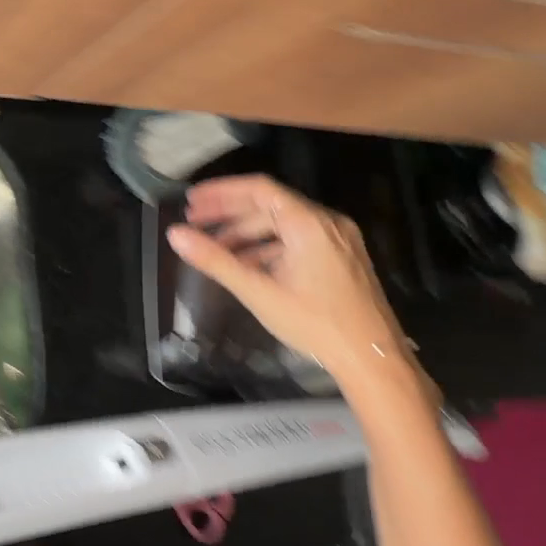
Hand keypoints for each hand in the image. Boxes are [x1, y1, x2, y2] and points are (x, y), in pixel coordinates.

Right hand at [167, 175, 420, 390]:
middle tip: (193, 223)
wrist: (371, 356)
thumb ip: (215, 260)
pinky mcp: (339, 257)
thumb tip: (175, 235)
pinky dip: (266, 246)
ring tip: (214, 249)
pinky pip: (295, 240)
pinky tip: (245, 265)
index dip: (222, 191)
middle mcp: (326, 223)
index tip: (191, 201)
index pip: (260, 189)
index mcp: (309, 224)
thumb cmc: (314, 323)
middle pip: (269, 205)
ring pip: (281, 224)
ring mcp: (337, 240)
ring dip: (245, 233)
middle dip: (228, 213)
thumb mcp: (258, 292)